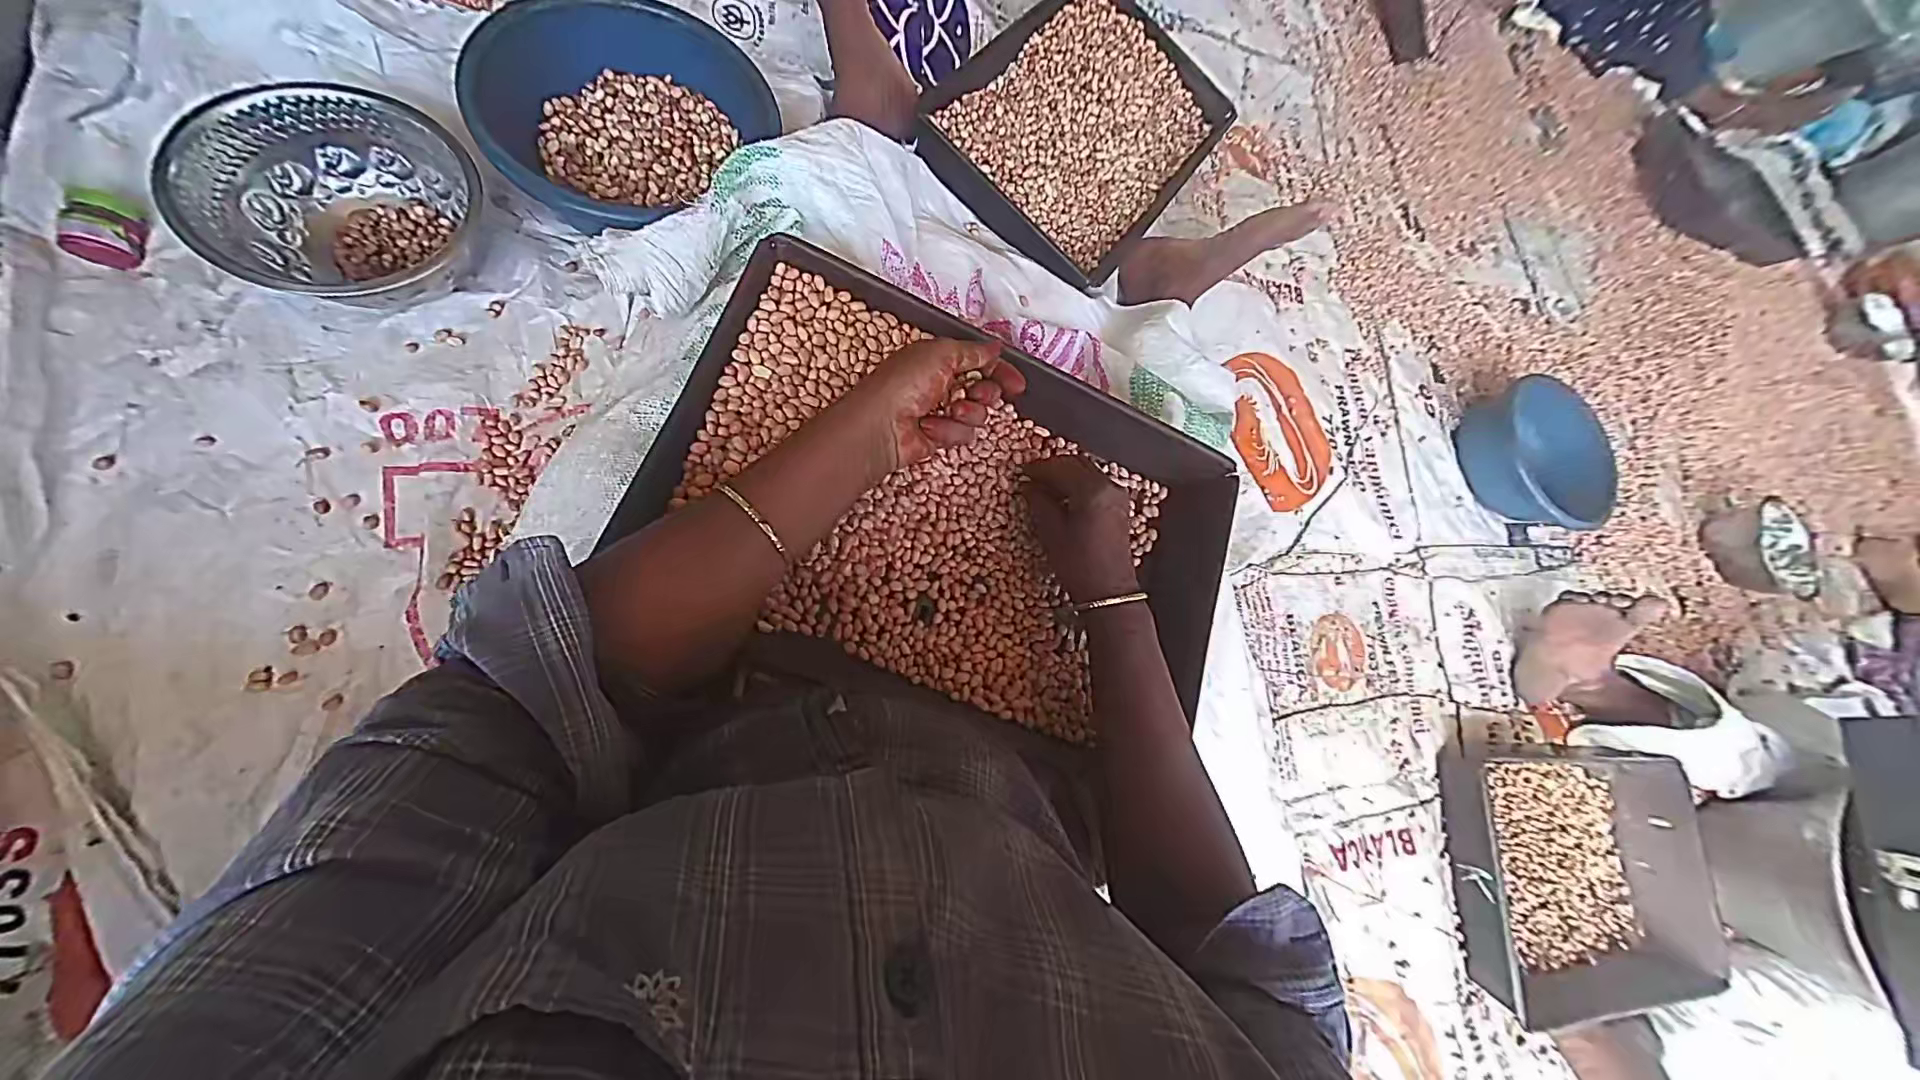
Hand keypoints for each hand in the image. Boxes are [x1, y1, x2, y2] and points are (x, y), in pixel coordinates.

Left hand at [835, 337, 1028, 476]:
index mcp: (939, 359)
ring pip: (976, 415)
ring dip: (967, 414)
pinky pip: (962, 434)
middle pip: (983, 391)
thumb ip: (973, 352)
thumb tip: (994, 348)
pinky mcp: (939, 435)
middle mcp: (941, 384)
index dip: (1000, 372)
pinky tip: (930, 428)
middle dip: (985, 394)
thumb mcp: (942, 354)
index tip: (1016, 384)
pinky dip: (949, 431)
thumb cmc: (903, 384)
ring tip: (949, 412)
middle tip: (978, 395)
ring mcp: (940, 411)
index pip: (979, 363)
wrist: (882, 426)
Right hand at [1022, 455, 1138, 602]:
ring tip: (1044, 486)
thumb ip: (1039, 503)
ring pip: (1087, 471)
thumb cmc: (1078, 564)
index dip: (1038, 468)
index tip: (1021, 471)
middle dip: (1053, 466)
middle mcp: (1108, 486)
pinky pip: (1096, 483)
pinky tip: (1063, 497)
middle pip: (1077, 463)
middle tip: (1031, 476)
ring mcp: (1117, 495)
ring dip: (1066, 474)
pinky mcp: (1119, 506)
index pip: (1060, 467)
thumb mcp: (1051, 532)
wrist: (1108, 591)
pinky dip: (1078, 483)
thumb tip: (1028, 486)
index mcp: (1091, 490)